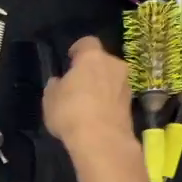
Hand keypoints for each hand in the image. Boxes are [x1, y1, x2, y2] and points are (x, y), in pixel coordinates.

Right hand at [43, 37, 135, 154]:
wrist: (101, 139)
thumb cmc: (70, 111)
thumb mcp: (50, 98)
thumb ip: (55, 86)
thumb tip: (60, 82)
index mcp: (92, 58)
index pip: (87, 42)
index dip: (77, 49)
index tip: (69, 59)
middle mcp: (113, 65)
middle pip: (101, 61)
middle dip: (90, 69)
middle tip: (76, 84)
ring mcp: (126, 84)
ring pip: (110, 78)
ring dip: (100, 85)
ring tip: (85, 102)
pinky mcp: (131, 103)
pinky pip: (115, 94)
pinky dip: (106, 100)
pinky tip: (95, 114)